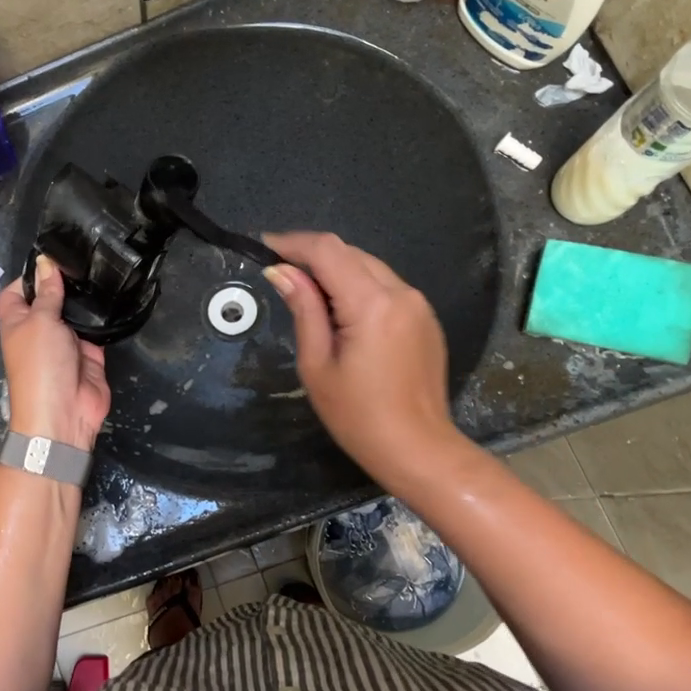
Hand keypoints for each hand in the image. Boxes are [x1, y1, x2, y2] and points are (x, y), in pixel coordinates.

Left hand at [0, 256, 110, 450]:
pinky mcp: (90, 353)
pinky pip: (97, 330)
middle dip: (65, 282)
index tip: (54, 257)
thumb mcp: (40, 321)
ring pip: (76, 312)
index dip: (31, 275)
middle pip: (50, 298)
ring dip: (86, 298)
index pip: (18, 291)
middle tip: (87, 256)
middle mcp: (40, 329)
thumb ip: (48, 293)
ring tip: (103, 268)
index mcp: (17, 321)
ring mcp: (66, 342)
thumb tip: (45, 262)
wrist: (63, 414)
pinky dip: (104, 318)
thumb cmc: (40, 364)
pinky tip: (115, 293)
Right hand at [262, 232, 466, 491]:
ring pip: (370, 268)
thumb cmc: (357, 415)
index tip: (264, 245)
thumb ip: (304, 310)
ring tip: (306, 294)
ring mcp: (419, 305)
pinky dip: (359, 288)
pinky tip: (341, 314)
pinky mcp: (425, 320)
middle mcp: (401, 293)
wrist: (417, 448)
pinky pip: (387, 288)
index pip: (328, 251)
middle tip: (280, 273)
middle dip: (313, 256)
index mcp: (371, 304)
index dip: (294, 243)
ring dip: (337, 272)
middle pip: (351, 254)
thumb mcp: (317, 365)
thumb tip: (282, 272)